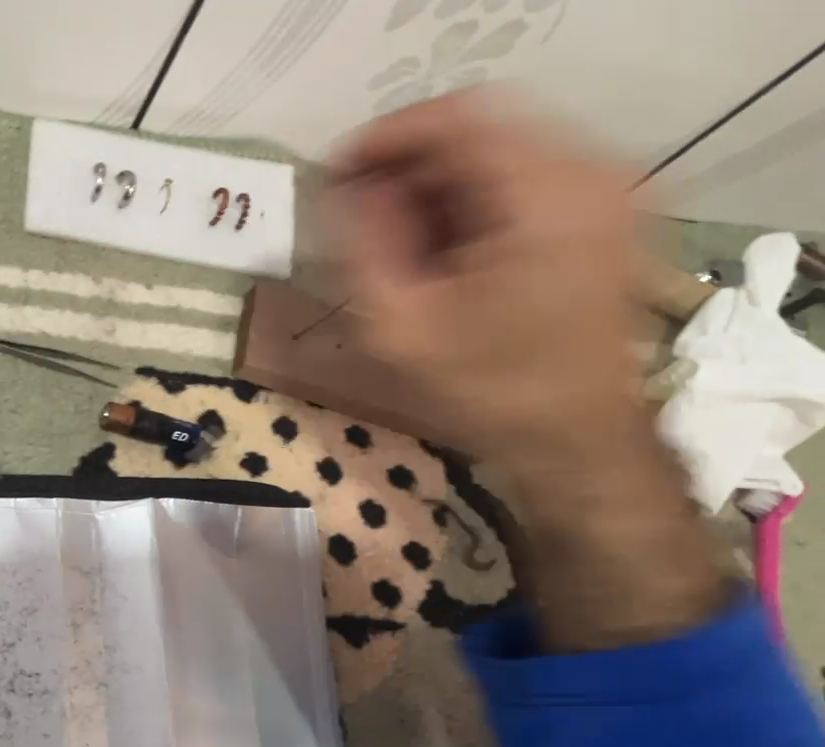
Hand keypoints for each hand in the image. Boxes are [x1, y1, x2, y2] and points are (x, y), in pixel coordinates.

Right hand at [327, 90, 642, 462]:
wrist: (572, 436)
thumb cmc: (480, 391)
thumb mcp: (396, 326)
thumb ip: (363, 246)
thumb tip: (343, 190)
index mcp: (540, 198)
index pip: (455, 118)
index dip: (383, 138)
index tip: (331, 177)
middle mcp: (588, 174)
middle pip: (479, 129)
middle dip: (404, 165)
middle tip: (352, 215)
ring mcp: (606, 191)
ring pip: (498, 150)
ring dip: (433, 184)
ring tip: (388, 238)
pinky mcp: (603, 213)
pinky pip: (522, 178)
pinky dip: (468, 199)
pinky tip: (435, 246)